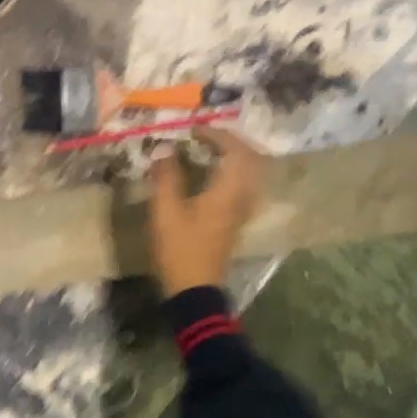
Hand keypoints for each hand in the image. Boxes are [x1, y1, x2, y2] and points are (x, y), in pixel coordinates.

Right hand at [148, 129, 264, 297]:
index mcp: (228, 190)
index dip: (216, 135)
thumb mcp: (165, 210)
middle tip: (204, 137)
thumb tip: (165, 149)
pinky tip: (211, 175)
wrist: (194, 287)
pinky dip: (231, 172)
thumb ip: (167, 177)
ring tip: (208, 151)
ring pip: (250, 172)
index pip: (235, 151)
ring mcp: (243, 209)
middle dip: (230, 142)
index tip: (193, 130)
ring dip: (233, 156)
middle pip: (250, 159)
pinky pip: (243, 185)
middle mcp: (243, 196)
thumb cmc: (179, 248)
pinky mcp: (236, 219)